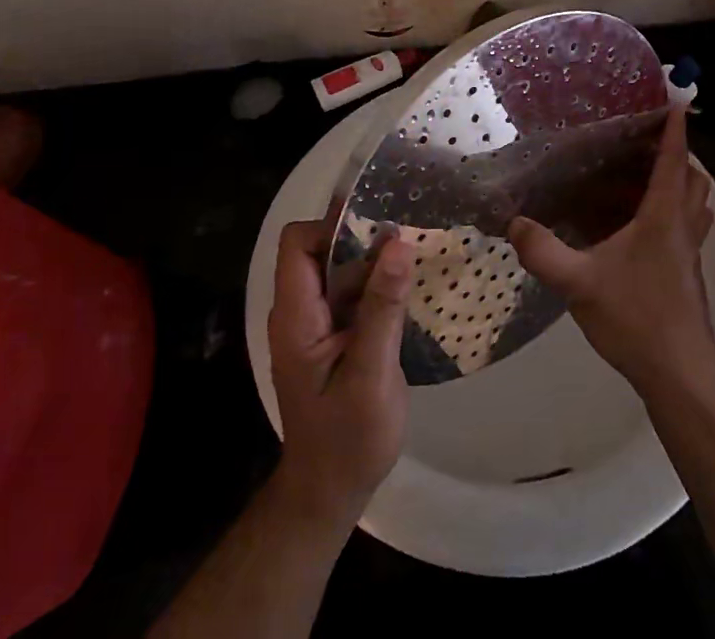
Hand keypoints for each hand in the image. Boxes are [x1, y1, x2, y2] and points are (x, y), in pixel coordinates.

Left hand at [267, 221, 411, 526]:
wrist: (331, 490)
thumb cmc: (348, 437)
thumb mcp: (372, 372)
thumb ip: (383, 307)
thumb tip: (399, 243)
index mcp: (296, 318)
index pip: (296, 245)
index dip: (332, 225)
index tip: (380, 225)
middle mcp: (300, 313)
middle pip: (319, 252)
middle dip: (361, 237)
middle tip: (410, 234)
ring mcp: (317, 325)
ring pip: (339, 272)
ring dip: (374, 260)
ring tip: (419, 251)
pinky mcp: (335, 337)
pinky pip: (352, 295)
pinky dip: (378, 284)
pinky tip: (411, 285)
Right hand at [507, 105, 714, 397]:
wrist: (678, 369)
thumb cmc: (635, 317)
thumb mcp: (579, 283)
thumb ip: (543, 252)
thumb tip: (514, 222)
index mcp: (663, 217)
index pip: (672, 161)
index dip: (673, 130)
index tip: (673, 102)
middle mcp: (683, 227)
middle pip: (693, 179)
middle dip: (678, 155)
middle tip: (648, 146)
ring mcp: (690, 251)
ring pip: (696, 204)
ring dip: (682, 184)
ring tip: (647, 180)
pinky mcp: (689, 272)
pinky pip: (689, 226)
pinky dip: (676, 212)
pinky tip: (643, 229)